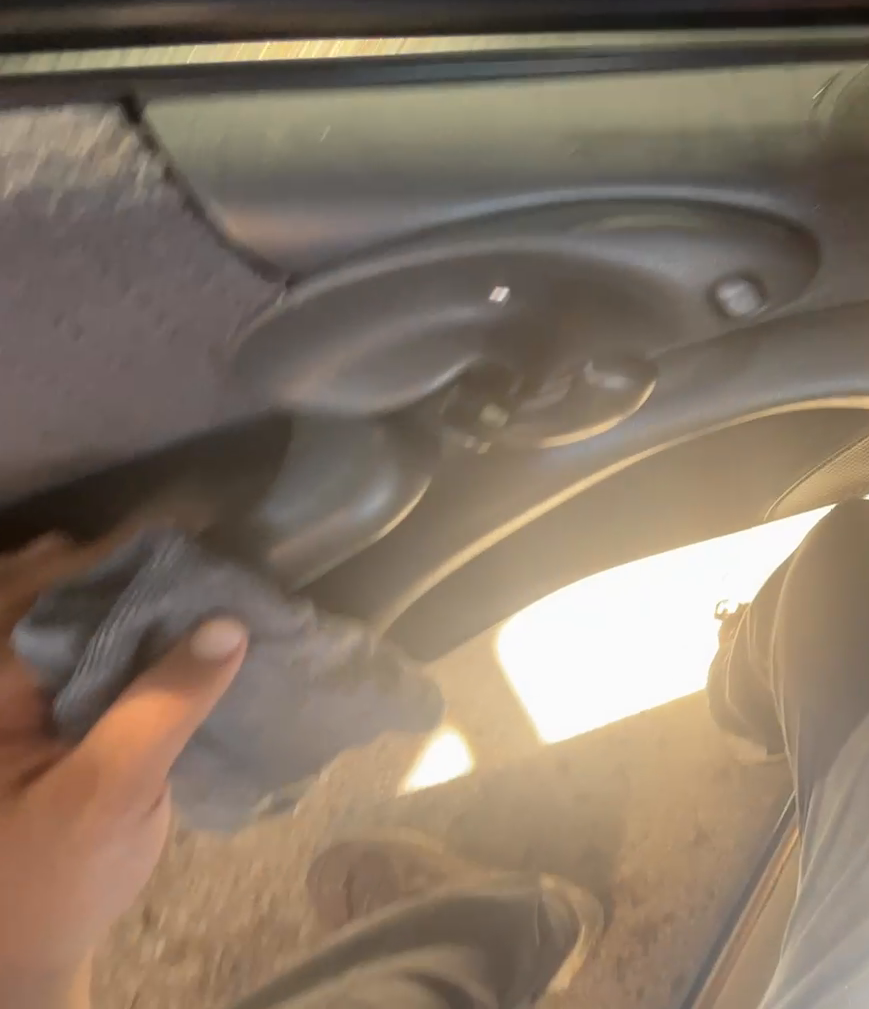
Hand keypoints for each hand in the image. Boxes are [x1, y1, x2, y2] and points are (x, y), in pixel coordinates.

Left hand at [0, 534, 247, 1007]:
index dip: (102, 562)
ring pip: (51, 636)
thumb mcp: (104, 795)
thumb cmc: (44, 880)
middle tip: (175, 537)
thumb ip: (160, 706)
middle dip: (97, 567)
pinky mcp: (41, 738)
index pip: (28, 608)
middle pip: (31, 610)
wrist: (17, 961)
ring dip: (107, 598)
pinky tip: (158, 627)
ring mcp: (11, 720)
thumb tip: (226, 623)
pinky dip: (117, 639)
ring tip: (163, 565)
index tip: (180, 528)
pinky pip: (76, 669)